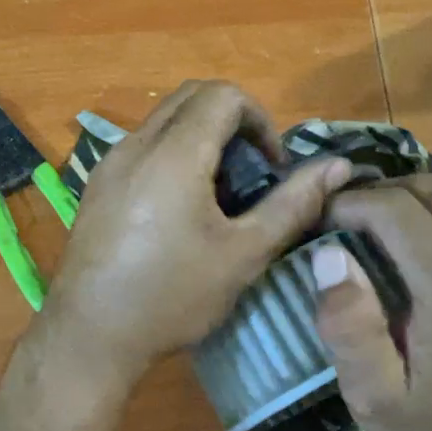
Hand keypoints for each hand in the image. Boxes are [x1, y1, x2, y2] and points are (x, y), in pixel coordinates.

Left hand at [41, 81, 348, 382]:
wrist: (92, 335)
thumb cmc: (173, 296)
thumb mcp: (244, 254)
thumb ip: (293, 204)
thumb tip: (339, 165)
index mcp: (173, 153)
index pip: (223, 95)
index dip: (260, 120)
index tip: (272, 168)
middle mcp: (135, 145)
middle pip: (192, 97)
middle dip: (232, 122)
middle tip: (252, 173)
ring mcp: (109, 164)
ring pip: (164, 122)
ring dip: (202, 139)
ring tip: (219, 196)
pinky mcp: (97, 186)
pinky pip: (142, 147)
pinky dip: (173, 156)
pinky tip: (181, 211)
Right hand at [311, 172, 431, 430]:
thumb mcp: (374, 398)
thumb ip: (349, 328)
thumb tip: (328, 256)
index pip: (397, 209)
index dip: (351, 204)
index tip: (320, 223)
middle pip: (427, 188)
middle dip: (375, 193)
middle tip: (339, 220)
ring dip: (406, 192)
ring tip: (370, 219)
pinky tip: (412, 229)